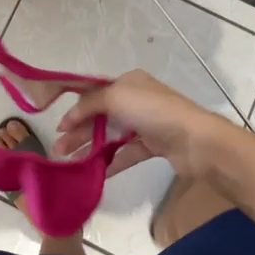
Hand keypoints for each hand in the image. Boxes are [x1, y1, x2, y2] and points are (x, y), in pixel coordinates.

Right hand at [52, 69, 238, 179]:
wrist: (195, 140)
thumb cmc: (154, 111)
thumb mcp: (116, 97)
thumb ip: (90, 103)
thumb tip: (69, 116)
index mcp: (129, 82)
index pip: (95, 93)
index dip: (75, 109)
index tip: (58, 127)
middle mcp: (137, 100)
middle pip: (100, 116)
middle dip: (78, 132)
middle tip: (58, 150)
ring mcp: (146, 124)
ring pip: (111, 135)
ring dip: (91, 148)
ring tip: (71, 163)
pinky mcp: (154, 146)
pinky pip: (127, 153)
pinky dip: (111, 161)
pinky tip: (96, 172)